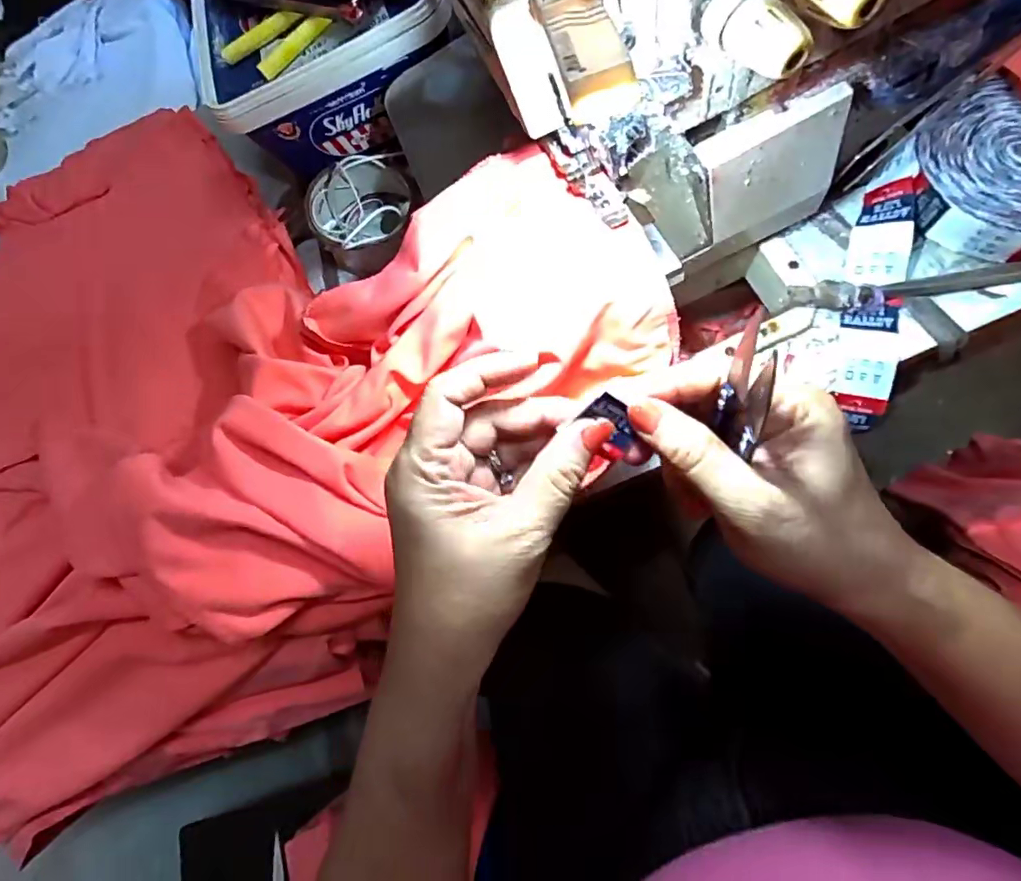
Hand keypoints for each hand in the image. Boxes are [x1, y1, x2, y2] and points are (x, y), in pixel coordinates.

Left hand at [385, 352, 614, 664]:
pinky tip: (573, 460)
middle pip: (484, 417)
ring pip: (498, 441)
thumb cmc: (473, 592)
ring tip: (590, 439)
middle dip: (536, 415)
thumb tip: (598, 425)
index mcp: (422, 464)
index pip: (449, 393)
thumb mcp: (523, 528)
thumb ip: (561, 473)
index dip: (491, 370)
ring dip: (542, 439)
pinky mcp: (469, 500)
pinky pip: (504, 467)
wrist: (449, 656)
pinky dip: (536, 463)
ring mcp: (450, 482)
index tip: (538, 363)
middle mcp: (430, 464)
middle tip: (589, 421)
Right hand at [623, 358, 924, 615]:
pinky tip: (694, 497)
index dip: (664, 386)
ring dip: (677, 451)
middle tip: (634, 454)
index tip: (619, 407)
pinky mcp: (756, 441)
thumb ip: (695, 455)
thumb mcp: (749, 504)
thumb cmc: (815, 546)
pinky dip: (690, 464)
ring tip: (684, 496)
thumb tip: (638, 410)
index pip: (715, 371)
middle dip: (667, 422)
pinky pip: (706, 436)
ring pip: (697, 414)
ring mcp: (766, 419)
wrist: (861, 582)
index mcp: (792, 399)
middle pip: (702, 389)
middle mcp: (778, 397)